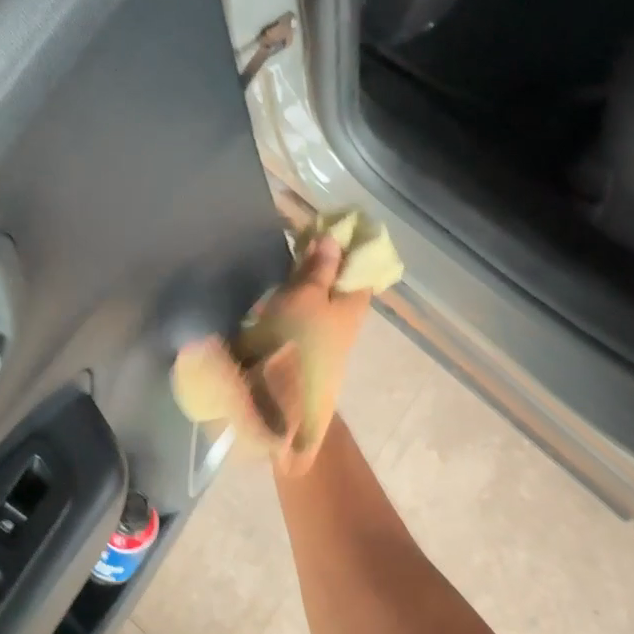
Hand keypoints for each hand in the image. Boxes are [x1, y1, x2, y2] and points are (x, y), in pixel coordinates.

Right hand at [173, 232, 373, 474]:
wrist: (281, 406)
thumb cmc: (299, 343)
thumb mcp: (305, 297)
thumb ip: (318, 269)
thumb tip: (333, 239)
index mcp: (352, 305)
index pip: (360, 268)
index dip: (348, 247)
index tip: (325, 228)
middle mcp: (344, 320)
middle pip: (337, 283)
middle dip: (321, 263)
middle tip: (297, 240)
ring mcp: (324, 338)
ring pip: (318, 300)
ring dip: (302, 282)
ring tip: (280, 263)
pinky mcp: (302, 350)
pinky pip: (301, 316)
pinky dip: (291, 302)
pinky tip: (273, 296)